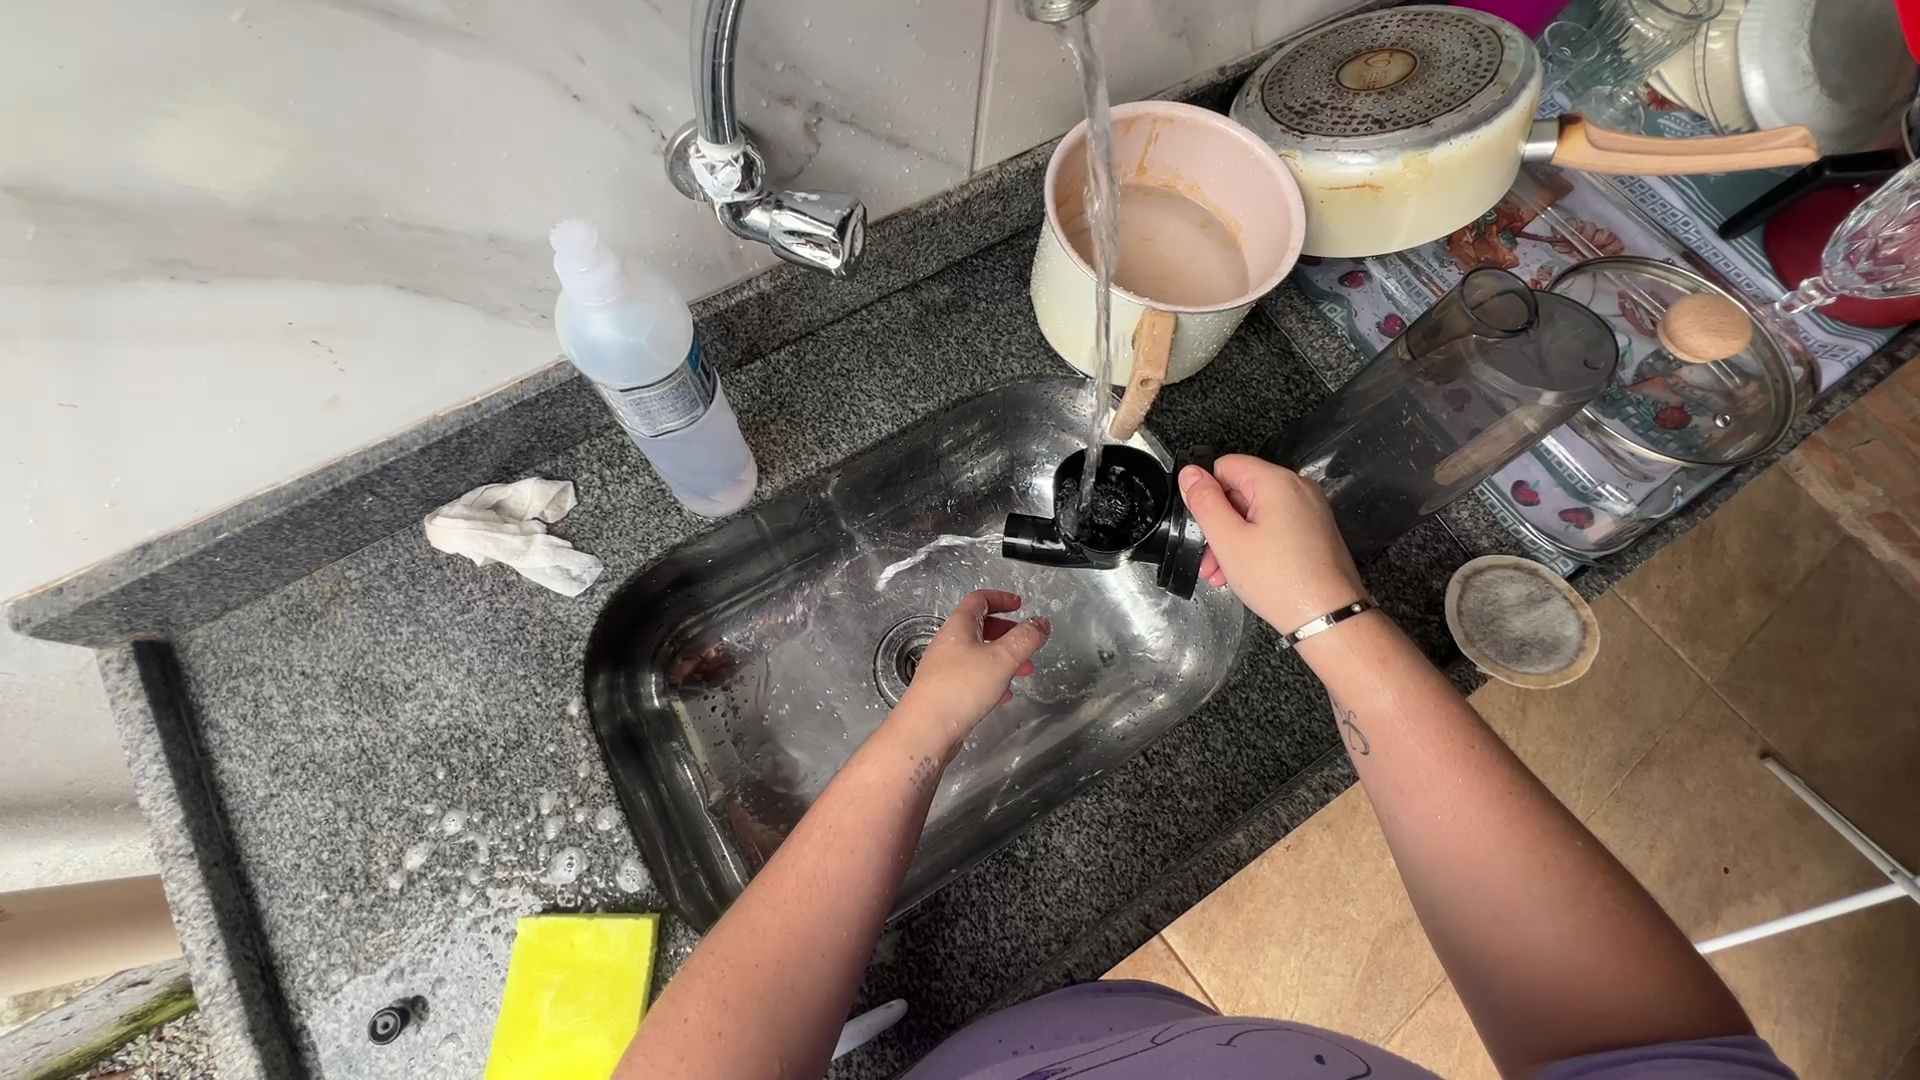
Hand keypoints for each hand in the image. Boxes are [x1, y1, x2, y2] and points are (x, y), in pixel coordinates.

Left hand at [891, 590, 1050, 757]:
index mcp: (959, 626)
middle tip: (1025, 640)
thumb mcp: (1002, 659)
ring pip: (978, 654)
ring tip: (1022, 670)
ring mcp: (944, 668)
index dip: (1001, 599)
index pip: (979, 600)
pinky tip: (1003, 694)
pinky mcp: (945, 691)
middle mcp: (948, 643)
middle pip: (980, 627)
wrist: (926, 730)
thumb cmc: (959, 688)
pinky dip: (992, 680)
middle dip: (1007, 632)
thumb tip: (1041, 623)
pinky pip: (972, 678)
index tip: (1018, 604)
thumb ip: (1025, 639)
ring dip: (1002, 658)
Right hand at [1178, 455, 1366, 635]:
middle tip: (1208, 556)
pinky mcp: (1313, 530)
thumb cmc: (1281, 581)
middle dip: (1218, 523)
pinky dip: (1254, 544)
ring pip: (1255, 512)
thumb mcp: (1227, 539)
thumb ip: (1204, 501)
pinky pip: (1273, 527)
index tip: (1199, 521)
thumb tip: (1190, 473)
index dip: (1205, 492)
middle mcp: (1298, 489)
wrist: (1327, 618)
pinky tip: (1242, 571)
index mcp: (1277, 482)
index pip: (1226, 465)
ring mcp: (1309, 510)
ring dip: (1232, 538)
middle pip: (1240, 491)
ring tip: (1221, 572)